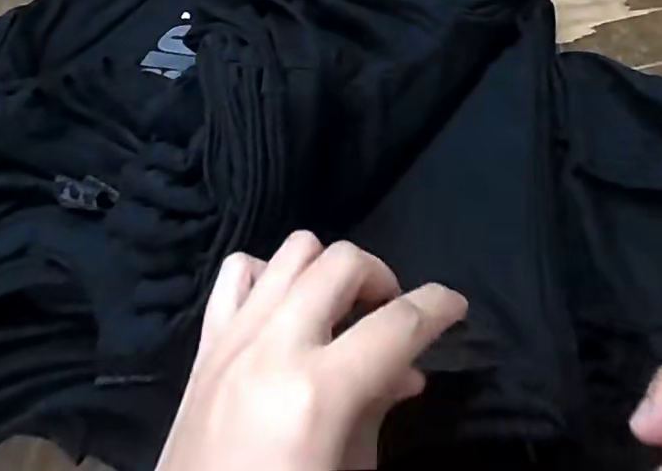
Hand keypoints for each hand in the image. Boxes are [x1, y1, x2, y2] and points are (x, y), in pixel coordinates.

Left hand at [156, 231, 468, 470]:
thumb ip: (377, 411)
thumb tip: (407, 368)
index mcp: (317, 393)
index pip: (395, 326)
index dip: (437, 308)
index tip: (456, 304)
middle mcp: (274, 345)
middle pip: (342, 263)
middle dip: (381, 277)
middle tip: (391, 315)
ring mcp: (234, 335)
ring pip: (293, 250)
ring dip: (328, 270)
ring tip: (340, 309)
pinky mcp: (205, 340)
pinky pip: (238, 270)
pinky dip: (269, 275)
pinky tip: (283, 309)